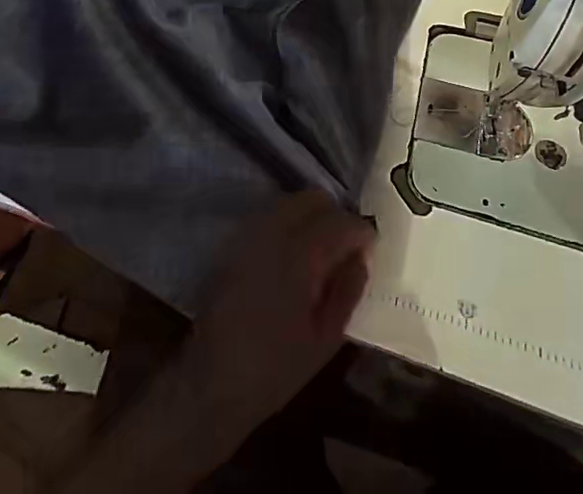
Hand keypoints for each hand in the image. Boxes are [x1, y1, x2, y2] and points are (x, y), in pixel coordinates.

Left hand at [178, 190, 375, 434]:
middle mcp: (273, 233)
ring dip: (312, 219)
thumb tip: (361, 256)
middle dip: (336, 216)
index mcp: (300, 255)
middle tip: (346, 248)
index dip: (362, 232)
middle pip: (314, 199)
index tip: (370, 250)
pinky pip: (270, 218)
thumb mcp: (327, 338)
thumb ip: (349, 289)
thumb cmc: (276, 368)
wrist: (212, 383)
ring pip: (290, 204)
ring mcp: (249, 235)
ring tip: (321, 253)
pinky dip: (289, 226)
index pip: (341, 222)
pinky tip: (293, 258)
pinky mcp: (234, 244)